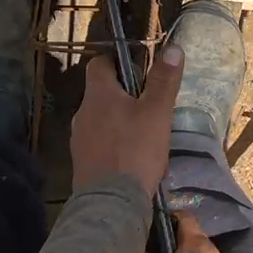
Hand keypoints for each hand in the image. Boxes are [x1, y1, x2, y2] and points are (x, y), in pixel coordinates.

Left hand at [70, 42, 182, 192]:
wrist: (110, 204)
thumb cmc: (134, 151)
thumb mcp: (157, 113)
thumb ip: (164, 80)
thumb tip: (173, 47)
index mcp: (97, 94)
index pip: (99, 63)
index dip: (117, 61)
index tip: (138, 68)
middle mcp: (82, 112)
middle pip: (100, 92)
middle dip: (122, 94)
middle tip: (149, 103)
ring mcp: (79, 139)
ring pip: (100, 119)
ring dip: (118, 120)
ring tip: (144, 132)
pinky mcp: (82, 163)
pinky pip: (98, 143)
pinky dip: (113, 143)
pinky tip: (132, 157)